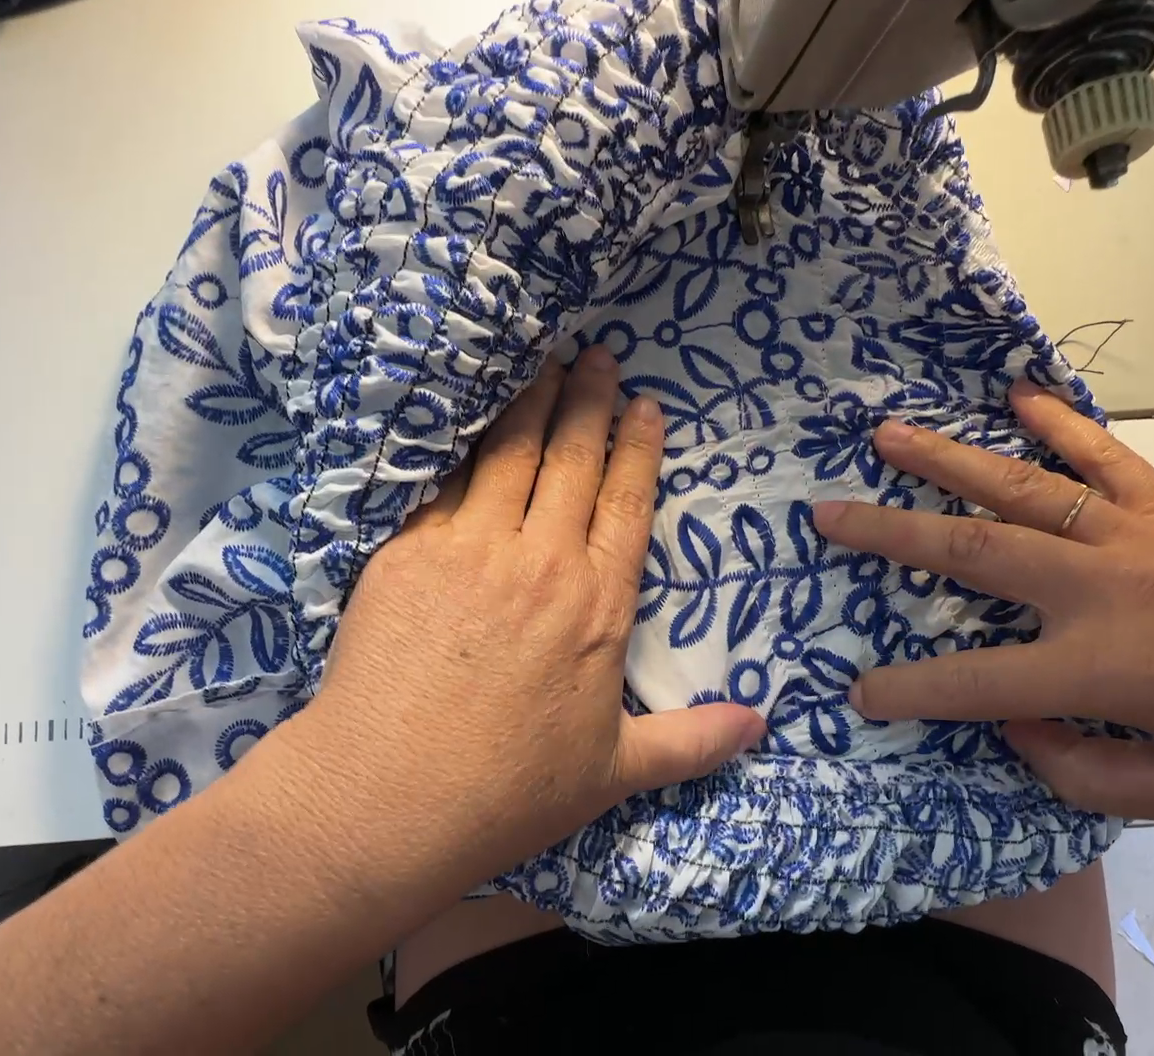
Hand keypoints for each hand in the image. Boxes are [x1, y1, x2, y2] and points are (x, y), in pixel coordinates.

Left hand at [304, 348, 765, 866]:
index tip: (646, 406)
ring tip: (544, 363)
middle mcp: (540, 561)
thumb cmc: (510, 790)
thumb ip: (692, 741)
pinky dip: (461, 440)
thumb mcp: (615, 772)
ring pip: (509, 453)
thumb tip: (762, 726)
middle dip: (589, 400)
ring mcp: (469, 549)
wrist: (391, 797)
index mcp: (598, 605)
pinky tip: (467, 416)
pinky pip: (443, 479)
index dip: (639, 448)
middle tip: (598, 357)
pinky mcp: (407, 552)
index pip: (627, 503)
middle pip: (572, 460)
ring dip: (531, 401)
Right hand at [811, 380, 1153, 829]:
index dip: (906, 691)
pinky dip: (1061, 424)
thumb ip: (1090, 770)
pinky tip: (1017, 395)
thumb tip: (1019, 729)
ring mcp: (1140, 536)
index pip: (974, 683)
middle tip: (825, 512)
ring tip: (886, 433)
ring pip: (1021, 487)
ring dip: (945, 459)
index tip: (858, 693)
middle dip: (888, 533)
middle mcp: (1103, 588)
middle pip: (971, 552)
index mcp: (1105, 668)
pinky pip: (1108, 459)